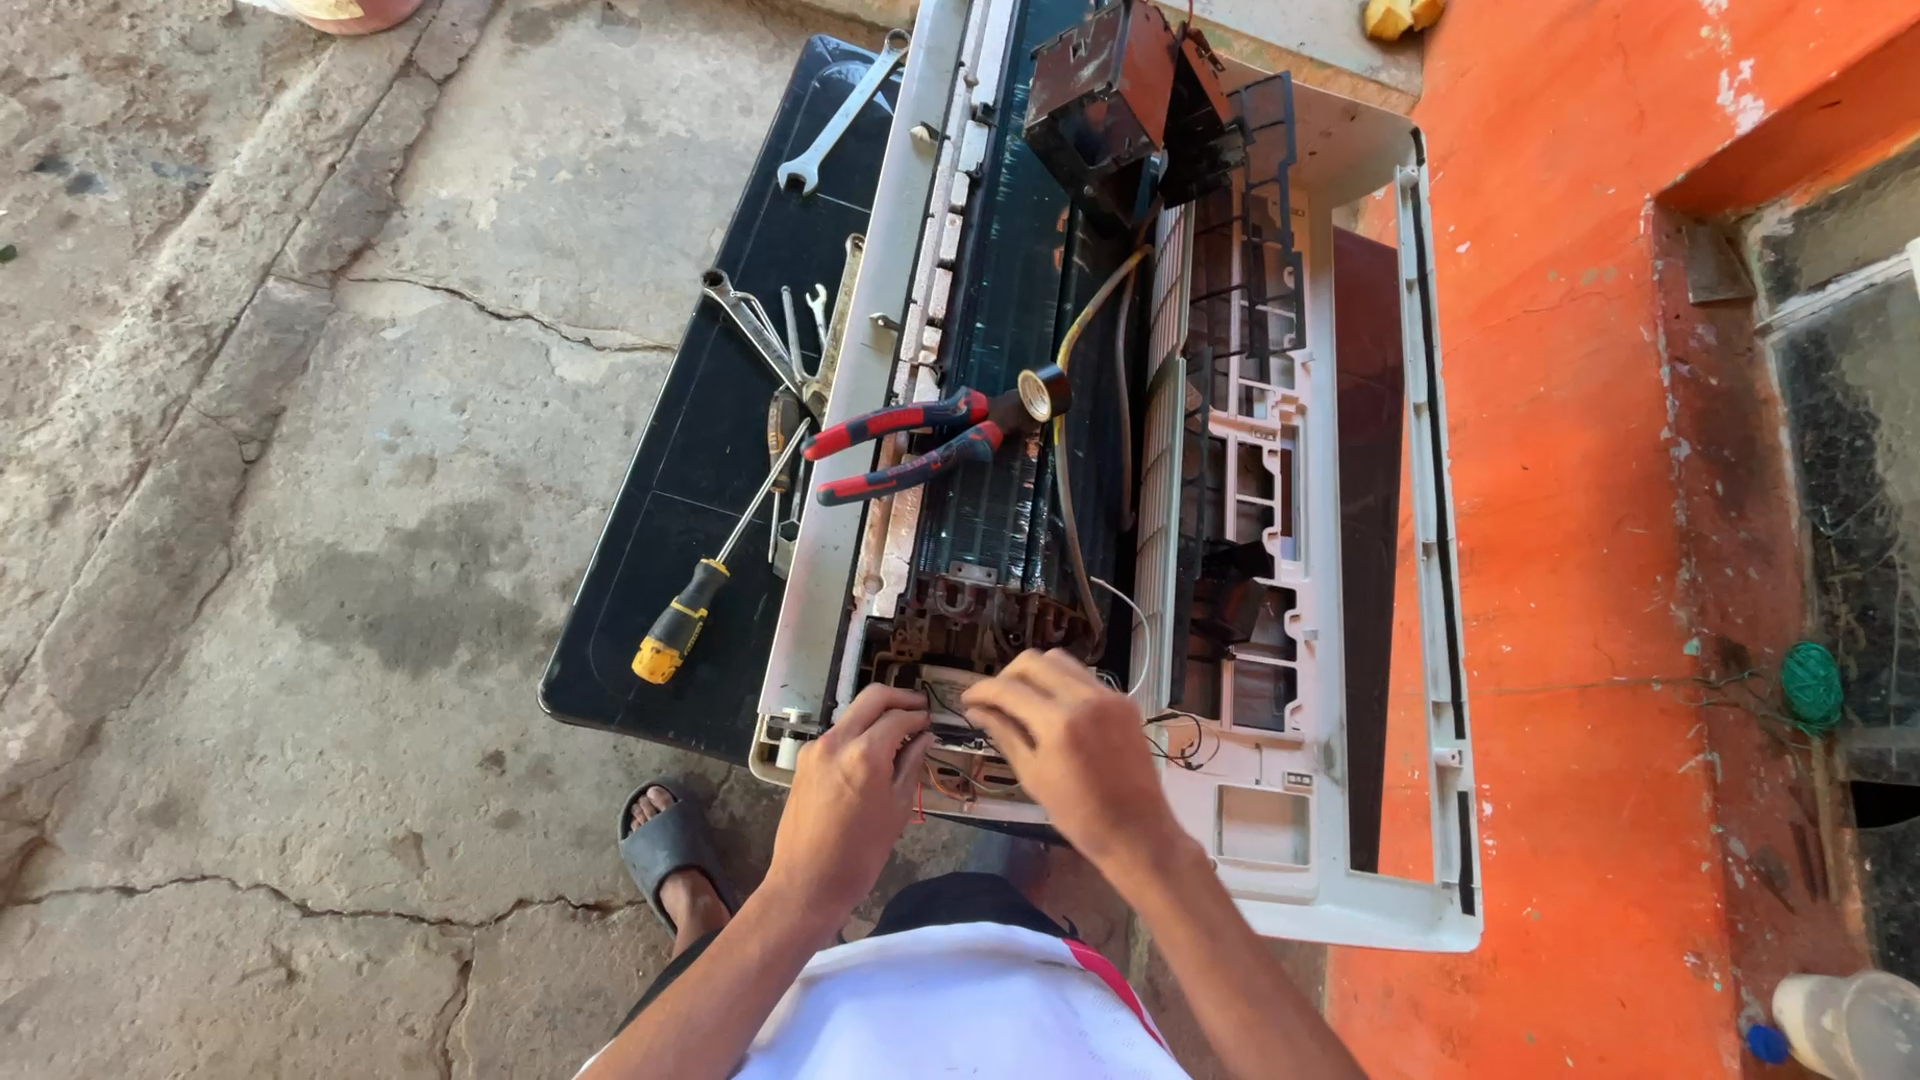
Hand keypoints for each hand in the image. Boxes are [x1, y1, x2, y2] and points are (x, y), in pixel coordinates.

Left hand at [763, 685, 933, 926]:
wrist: (807, 882)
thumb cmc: (861, 853)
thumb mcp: (897, 808)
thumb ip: (911, 764)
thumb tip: (924, 737)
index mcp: (864, 754)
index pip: (898, 717)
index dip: (918, 716)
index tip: (930, 721)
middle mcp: (837, 740)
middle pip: (872, 697)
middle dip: (899, 697)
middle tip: (919, 707)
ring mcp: (816, 747)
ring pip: (853, 713)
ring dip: (877, 714)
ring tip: (899, 730)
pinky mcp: (805, 759)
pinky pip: (838, 733)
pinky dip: (859, 731)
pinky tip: (873, 750)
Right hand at [960, 650, 1185, 870]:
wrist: (1137, 832)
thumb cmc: (1078, 815)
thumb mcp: (1032, 776)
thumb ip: (1004, 734)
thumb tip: (976, 711)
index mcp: (1058, 723)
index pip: (1008, 689)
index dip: (981, 690)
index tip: (967, 699)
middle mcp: (1084, 698)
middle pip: (1033, 661)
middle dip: (1006, 675)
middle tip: (995, 699)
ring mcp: (1108, 696)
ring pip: (1060, 661)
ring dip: (1035, 674)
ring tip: (1022, 700)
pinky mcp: (1123, 701)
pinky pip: (1083, 677)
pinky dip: (1061, 683)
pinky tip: (1053, 709)